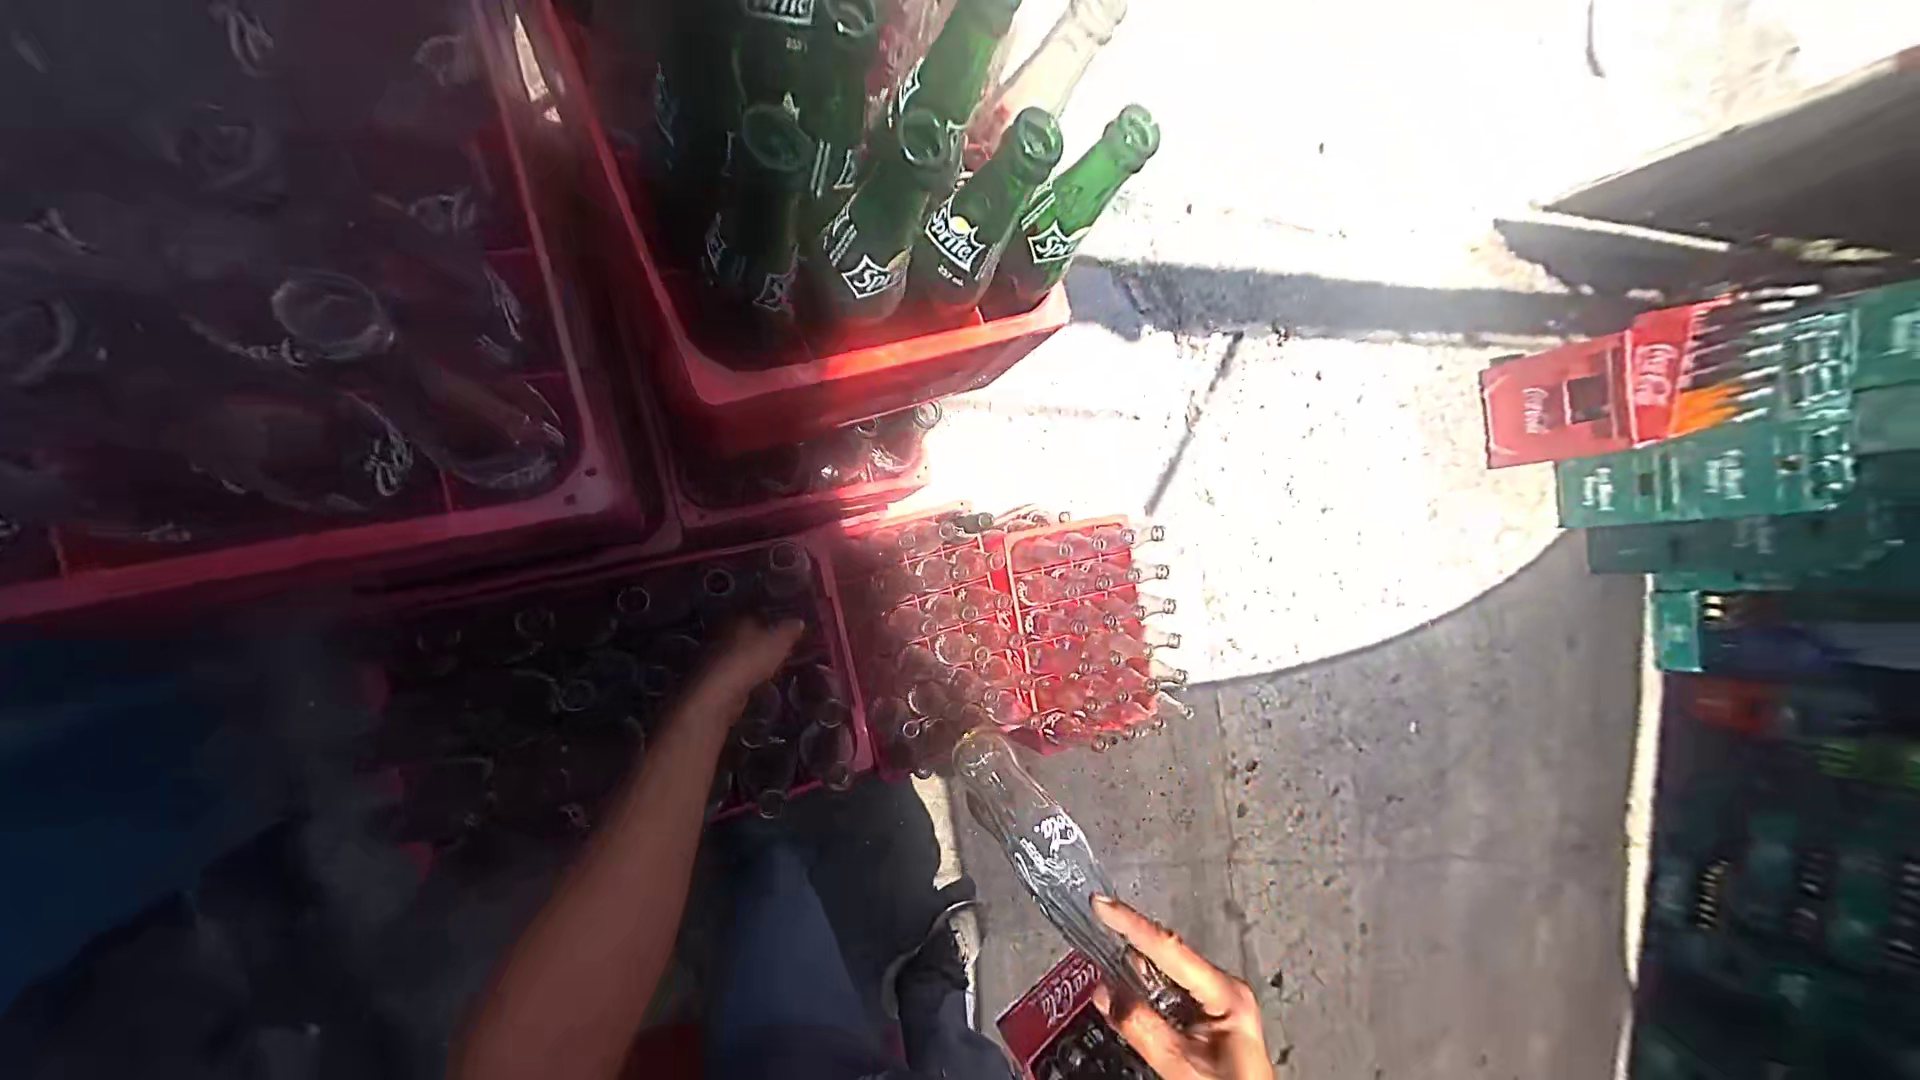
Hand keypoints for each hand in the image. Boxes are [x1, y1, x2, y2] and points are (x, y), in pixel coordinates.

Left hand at [684, 617, 805, 711]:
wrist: (716, 693)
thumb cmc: (749, 658)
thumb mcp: (779, 641)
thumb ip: (790, 629)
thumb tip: (798, 621)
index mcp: (737, 614)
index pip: (758, 608)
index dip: (774, 614)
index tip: (789, 623)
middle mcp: (722, 629)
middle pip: (748, 629)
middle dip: (764, 636)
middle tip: (784, 644)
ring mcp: (714, 652)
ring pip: (741, 649)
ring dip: (755, 656)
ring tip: (775, 663)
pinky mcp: (712, 675)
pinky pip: (736, 668)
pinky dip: (747, 672)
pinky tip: (760, 679)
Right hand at [1090, 896, 1275, 1079]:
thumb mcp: (1181, 1066)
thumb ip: (1141, 1027)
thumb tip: (1101, 990)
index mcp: (1226, 993)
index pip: (1169, 948)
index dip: (1131, 923)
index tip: (1101, 904)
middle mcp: (1225, 986)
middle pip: (1169, 953)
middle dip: (1132, 939)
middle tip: (1098, 919)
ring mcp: (1220, 997)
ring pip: (1168, 968)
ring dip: (1137, 963)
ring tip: (1105, 948)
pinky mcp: (1211, 1011)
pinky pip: (1172, 986)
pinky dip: (1148, 984)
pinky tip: (1129, 984)